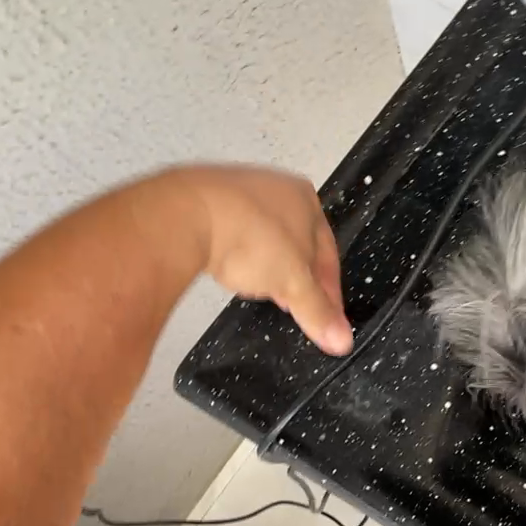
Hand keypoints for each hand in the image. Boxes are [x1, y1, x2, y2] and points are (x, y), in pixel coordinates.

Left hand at [168, 165, 352, 354]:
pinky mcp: (205, 199)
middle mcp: (275, 187)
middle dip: (297, 277)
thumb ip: (318, 313)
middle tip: (295, 304)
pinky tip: (231, 268)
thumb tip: (339, 338)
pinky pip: (232, 233)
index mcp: (306, 199)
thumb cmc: (249, 235)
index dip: (328, 291)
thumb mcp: (295, 285)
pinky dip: (237, 253)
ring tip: (262, 288)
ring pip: (264, 237)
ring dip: (267, 265)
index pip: (328, 255)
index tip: (325, 315)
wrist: (186, 217)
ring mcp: (238, 190)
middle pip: (296, 245)